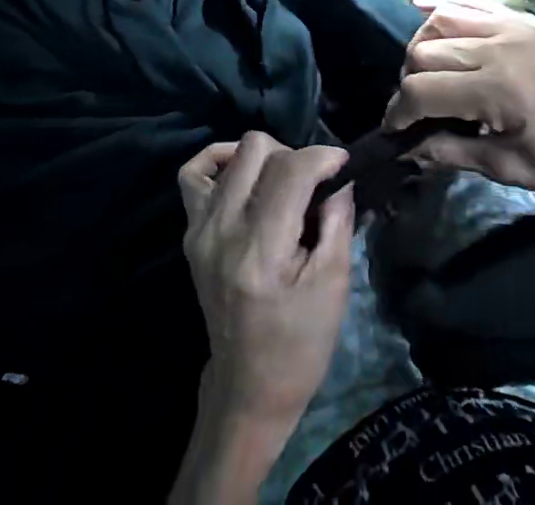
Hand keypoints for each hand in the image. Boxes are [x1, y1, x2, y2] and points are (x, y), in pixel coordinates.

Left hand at [177, 131, 354, 424]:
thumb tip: (342, 178)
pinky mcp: (190, 233)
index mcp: (261, 248)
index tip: (344, 162)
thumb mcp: (332, 286)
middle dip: (293, 154)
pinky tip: (242, 173)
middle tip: (313, 182)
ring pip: (226, 156)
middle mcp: (222, 229)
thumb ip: (338, 224)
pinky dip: (218, 162)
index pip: (289, 171)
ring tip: (283, 182)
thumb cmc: (299, 343)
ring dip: (261, 158)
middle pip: (255, 150)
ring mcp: (199, 229)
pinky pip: (192, 176)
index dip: (322, 156)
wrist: (248, 383)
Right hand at [384, 0, 534, 206]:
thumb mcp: (509, 168)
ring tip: (426, 77)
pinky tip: (423, 7)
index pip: (420, 90)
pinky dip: (446, 3)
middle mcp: (500, 48)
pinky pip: (475, 2)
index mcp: (498, 88)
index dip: (399, 114)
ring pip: (441, 23)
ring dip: (421, 48)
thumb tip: (406, 148)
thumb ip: (449, 151)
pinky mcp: (526, 26)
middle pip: (423, 53)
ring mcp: (514, 30)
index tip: (394, 134)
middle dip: (407, 84)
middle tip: (414, 113)